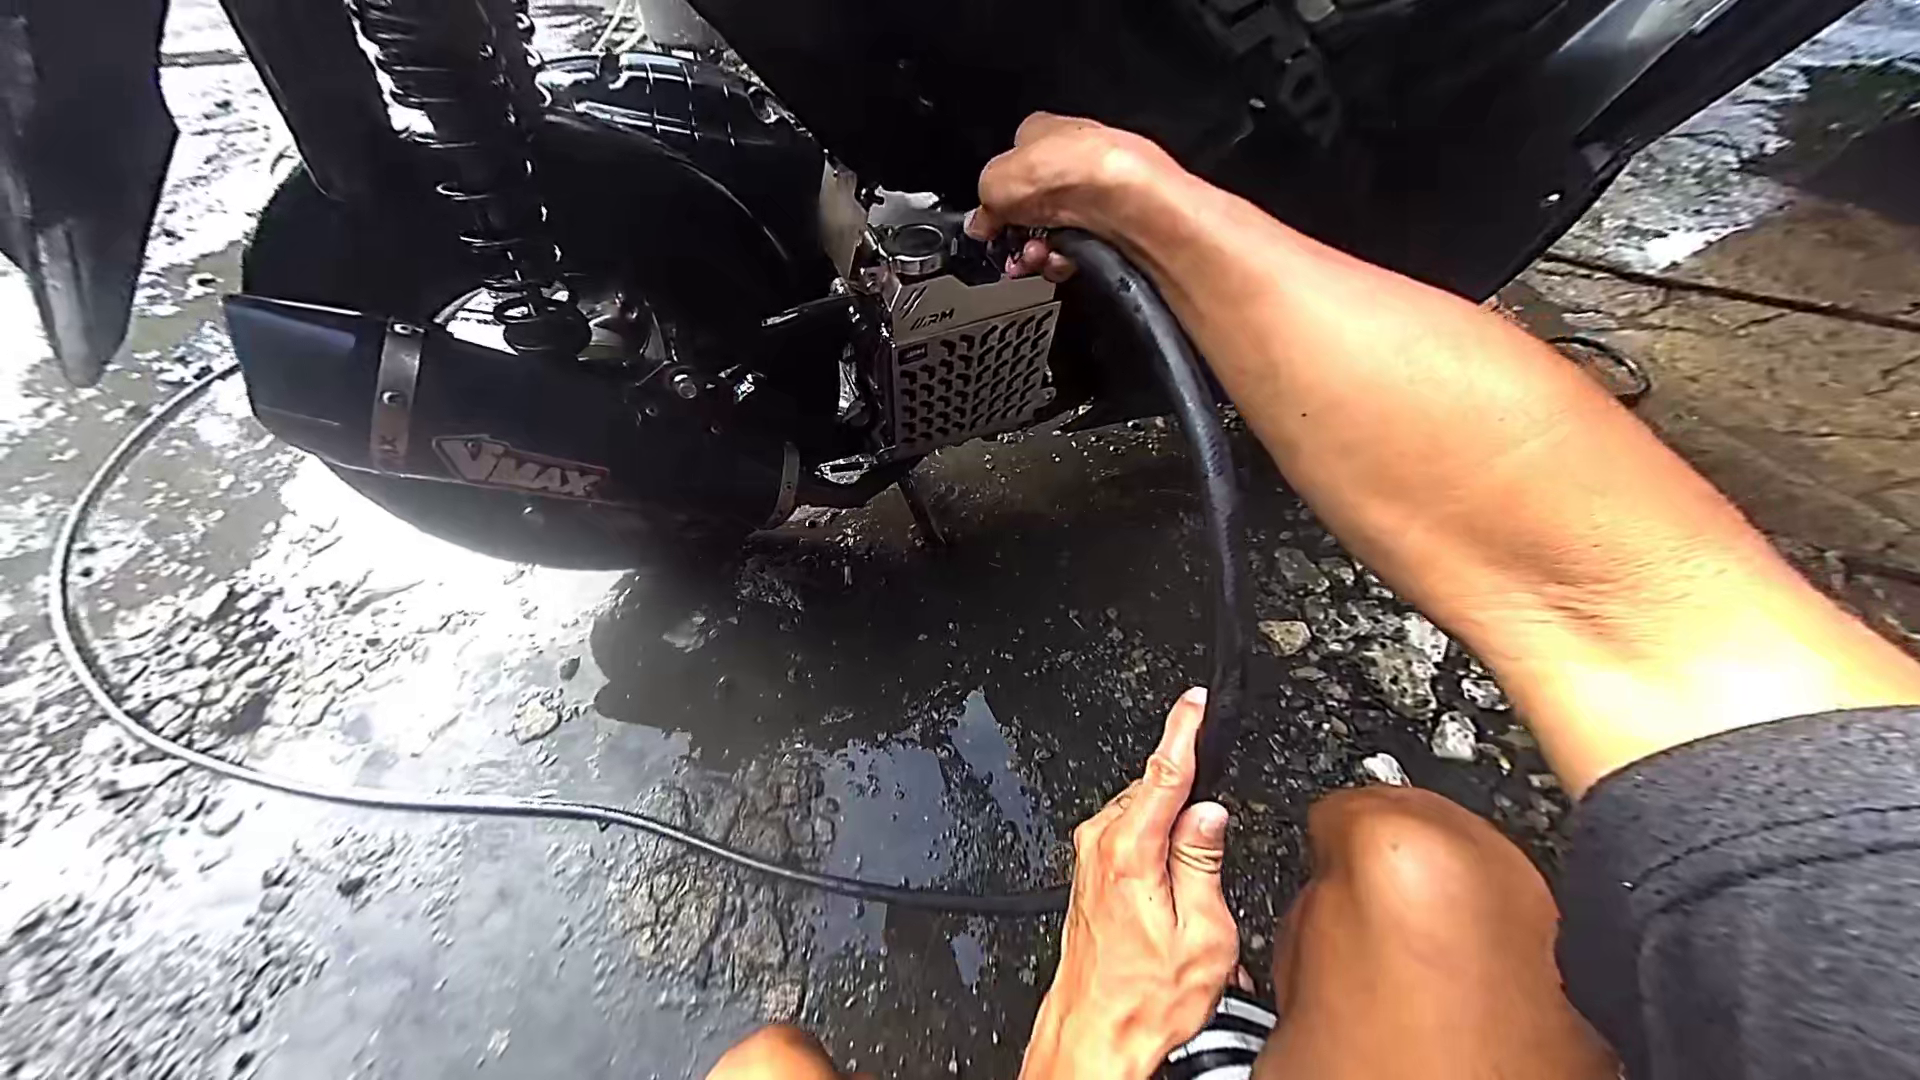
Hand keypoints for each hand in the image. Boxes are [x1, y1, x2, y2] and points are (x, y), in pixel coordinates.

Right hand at [965, 112, 1188, 282]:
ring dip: (1036, 254)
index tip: (988, 227)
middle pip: (1027, 212)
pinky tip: (1061, 259)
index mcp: (1039, 133)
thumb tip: (978, 224)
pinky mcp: (1106, 226)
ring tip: (1037, 255)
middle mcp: (1068, 161)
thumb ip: (980, 205)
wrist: (1118, 195)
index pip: (1008, 172)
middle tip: (1011, 248)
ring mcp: (1089, 195)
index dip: (995, 203)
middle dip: (1016, 237)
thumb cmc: (1066, 169)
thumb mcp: (993, 182)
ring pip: (1048, 237)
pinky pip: (1073, 254)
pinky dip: (1062, 263)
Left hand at [1019, 688, 1239, 1079]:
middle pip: (1154, 790)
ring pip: (1142, 809)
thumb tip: (1208, 811)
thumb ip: (1203, 860)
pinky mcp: (1090, 860)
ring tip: (1187, 889)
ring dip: (1171, 826)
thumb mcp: (1201, 933)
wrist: (1096, 1023)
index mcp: (1130, 849)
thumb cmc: (1147, 994)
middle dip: (1188, 798)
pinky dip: (1154, 836)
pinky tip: (1167, 880)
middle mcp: (1102, 840)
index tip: (1194, 701)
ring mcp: (1091, 849)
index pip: (1163, 771)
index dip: (1182, 729)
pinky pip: (1128, 827)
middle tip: (1208, 847)